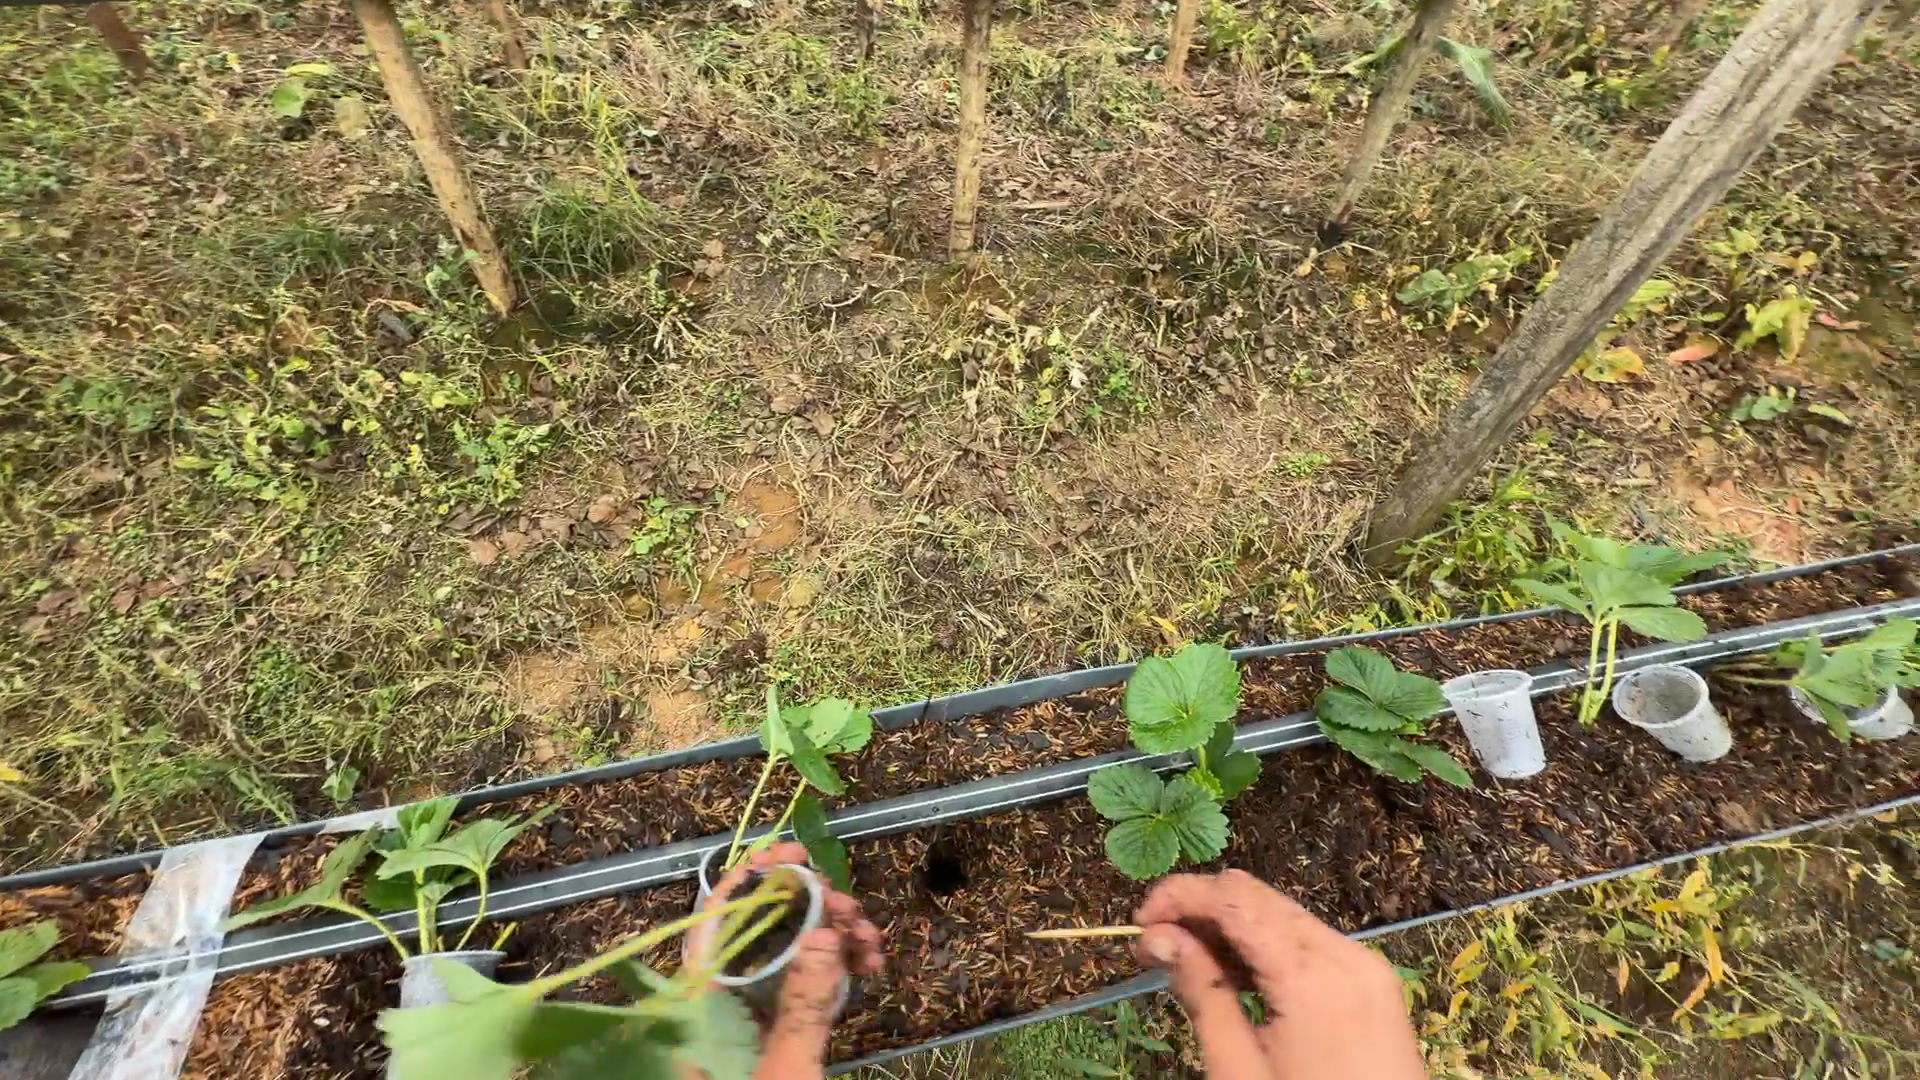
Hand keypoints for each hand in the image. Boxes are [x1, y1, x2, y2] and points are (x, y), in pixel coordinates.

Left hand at [702, 842, 882, 1079]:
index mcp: (699, 1011)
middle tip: (850, 909)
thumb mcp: (784, 1079)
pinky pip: (807, 983)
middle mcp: (720, 1004)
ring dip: (835, 935)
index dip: (751, 879)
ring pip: (792, 952)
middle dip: (812, 907)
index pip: (713, 925)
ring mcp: (751, 1017)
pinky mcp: (777, 1033)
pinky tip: (868, 963)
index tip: (795, 855)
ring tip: (870, 941)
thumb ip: (802, 1011)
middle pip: (761, 931)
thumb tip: (825, 936)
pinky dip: (838, 968)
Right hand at [1132, 870, 1425, 1079]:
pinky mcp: (1372, 982)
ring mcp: (1364, 965)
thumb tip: (1159, 936)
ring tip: (1189, 963)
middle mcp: (1344, 952)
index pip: (1230, 898)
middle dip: (1198, 908)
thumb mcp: (1240, 1073)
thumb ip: (1201, 992)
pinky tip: (1236, 976)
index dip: (1178, 896)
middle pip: (1253, 895)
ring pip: (1277, 911)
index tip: (1138, 925)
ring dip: (1227, 924)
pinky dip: (1262, 943)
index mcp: (1311, 974)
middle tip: (1157, 946)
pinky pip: (1304, 938)